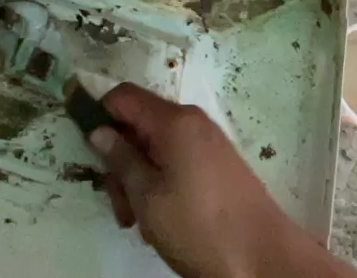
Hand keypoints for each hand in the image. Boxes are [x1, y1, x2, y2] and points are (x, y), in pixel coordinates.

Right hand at [91, 84, 355, 277]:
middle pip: (138, 125)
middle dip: (120, 160)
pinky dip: (162, 182)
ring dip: (139, 178)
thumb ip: (120, 159)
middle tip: (119, 206)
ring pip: (156, 147)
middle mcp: (192, 122)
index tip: (85, 146)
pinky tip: (162, 219)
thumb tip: (98, 130)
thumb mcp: (148, 198)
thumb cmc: (202, 229)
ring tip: (140, 222)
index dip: (98, 113)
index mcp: (173, 121)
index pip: (123, 96)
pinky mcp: (220, 167)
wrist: (271, 266)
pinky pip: (178, 161)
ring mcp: (209, 144)